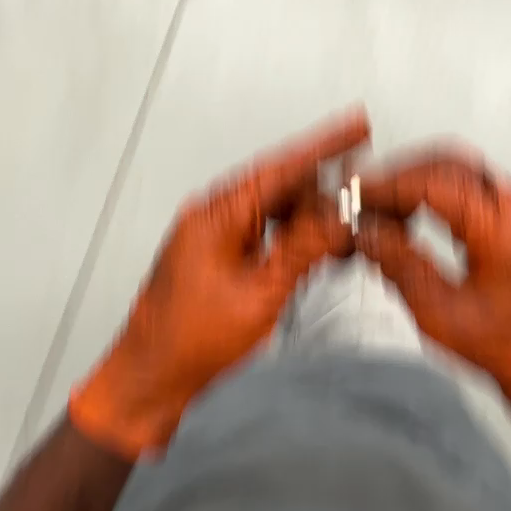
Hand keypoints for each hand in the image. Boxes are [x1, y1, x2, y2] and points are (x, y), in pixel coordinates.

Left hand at [69, 109, 371, 459]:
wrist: (149, 384)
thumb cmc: (186, 346)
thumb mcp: (259, 295)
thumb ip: (301, 250)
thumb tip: (337, 216)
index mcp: (214, 218)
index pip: (279, 169)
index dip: (323, 145)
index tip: (356, 126)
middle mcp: (211, 221)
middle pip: (278, 188)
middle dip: (322, 193)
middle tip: (361, 203)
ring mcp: (213, 242)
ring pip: (272, 214)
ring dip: (308, 222)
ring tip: (342, 237)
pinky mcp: (217, 263)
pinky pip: (262, 237)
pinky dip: (291, 243)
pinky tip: (313, 255)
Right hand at [356, 148, 510, 456]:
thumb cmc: (506, 347)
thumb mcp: (439, 313)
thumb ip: (399, 265)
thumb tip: (366, 232)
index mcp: (502, 232)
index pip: (433, 184)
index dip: (387, 186)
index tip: (356, 194)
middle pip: (447, 162)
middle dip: (399, 174)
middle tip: (363, 195)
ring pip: (458, 168)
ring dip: (416, 180)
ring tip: (381, 206)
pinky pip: (470, 184)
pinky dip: (434, 190)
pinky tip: (410, 214)